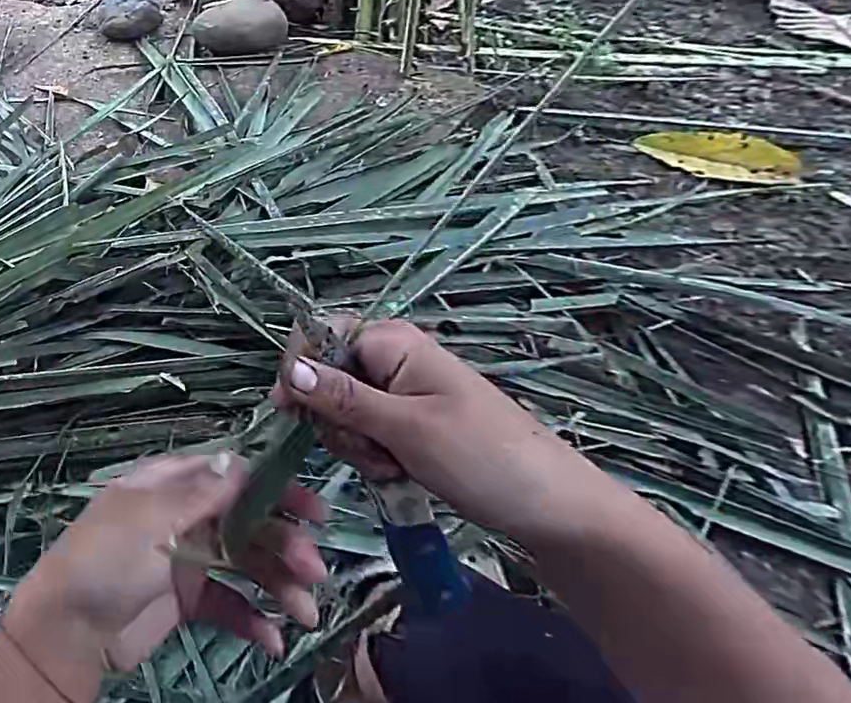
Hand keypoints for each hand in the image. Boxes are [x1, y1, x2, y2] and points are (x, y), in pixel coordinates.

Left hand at [0, 453, 326, 696]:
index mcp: (170, 484)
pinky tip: (272, 638)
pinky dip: (253, 618)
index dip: (273, 488)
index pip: (230, 474)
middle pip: (245, 519)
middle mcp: (182, 514)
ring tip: (303, 613)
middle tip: (314, 571)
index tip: (314, 511)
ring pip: (244, 562)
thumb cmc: (107, 558)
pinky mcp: (186, 598)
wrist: (70, 628)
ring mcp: (185, 556)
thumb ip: (200, 494)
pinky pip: (229, 602)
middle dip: (283, 542)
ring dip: (278, 584)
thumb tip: (241, 460)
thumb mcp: (151, 518)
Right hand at [272, 318, 630, 546]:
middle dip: (335, 418)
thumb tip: (289, 370)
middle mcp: (391, 357)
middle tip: (370, 449)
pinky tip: (397, 471)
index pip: (320, 337)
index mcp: (392, 341)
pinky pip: (364, 429)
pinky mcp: (408, 421)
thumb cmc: (485, 459)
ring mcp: (400, 390)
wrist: (561, 514)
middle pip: (327, 376)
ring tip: (392, 465)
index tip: (290, 412)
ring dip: (354, 442)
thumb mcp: (405, 429)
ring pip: (341, 409)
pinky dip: (371, 453)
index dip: (300, 370)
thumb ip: (341, 398)